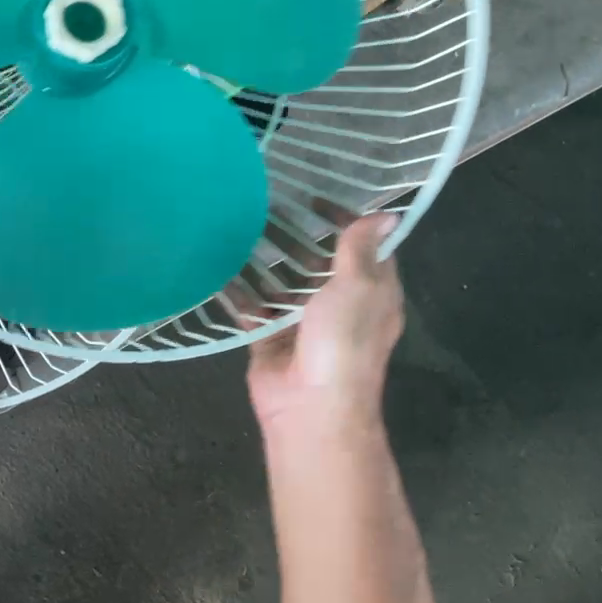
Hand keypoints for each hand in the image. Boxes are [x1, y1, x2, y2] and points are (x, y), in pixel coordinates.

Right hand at [247, 213, 404, 431]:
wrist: (310, 403)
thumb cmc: (343, 341)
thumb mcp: (358, 287)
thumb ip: (359, 250)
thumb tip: (385, 212)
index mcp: (370, 291)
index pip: (362, 247)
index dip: (344, 221)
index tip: (313, 199)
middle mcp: (337, 304)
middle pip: (315, 263)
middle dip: (294, 238)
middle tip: (263, 209)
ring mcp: (300, 322)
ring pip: (280, 284)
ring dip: (261, 261)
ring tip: (236, 231)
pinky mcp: (267, 337)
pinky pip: (250, 308)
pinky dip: (234, 292)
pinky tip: (215, 270)